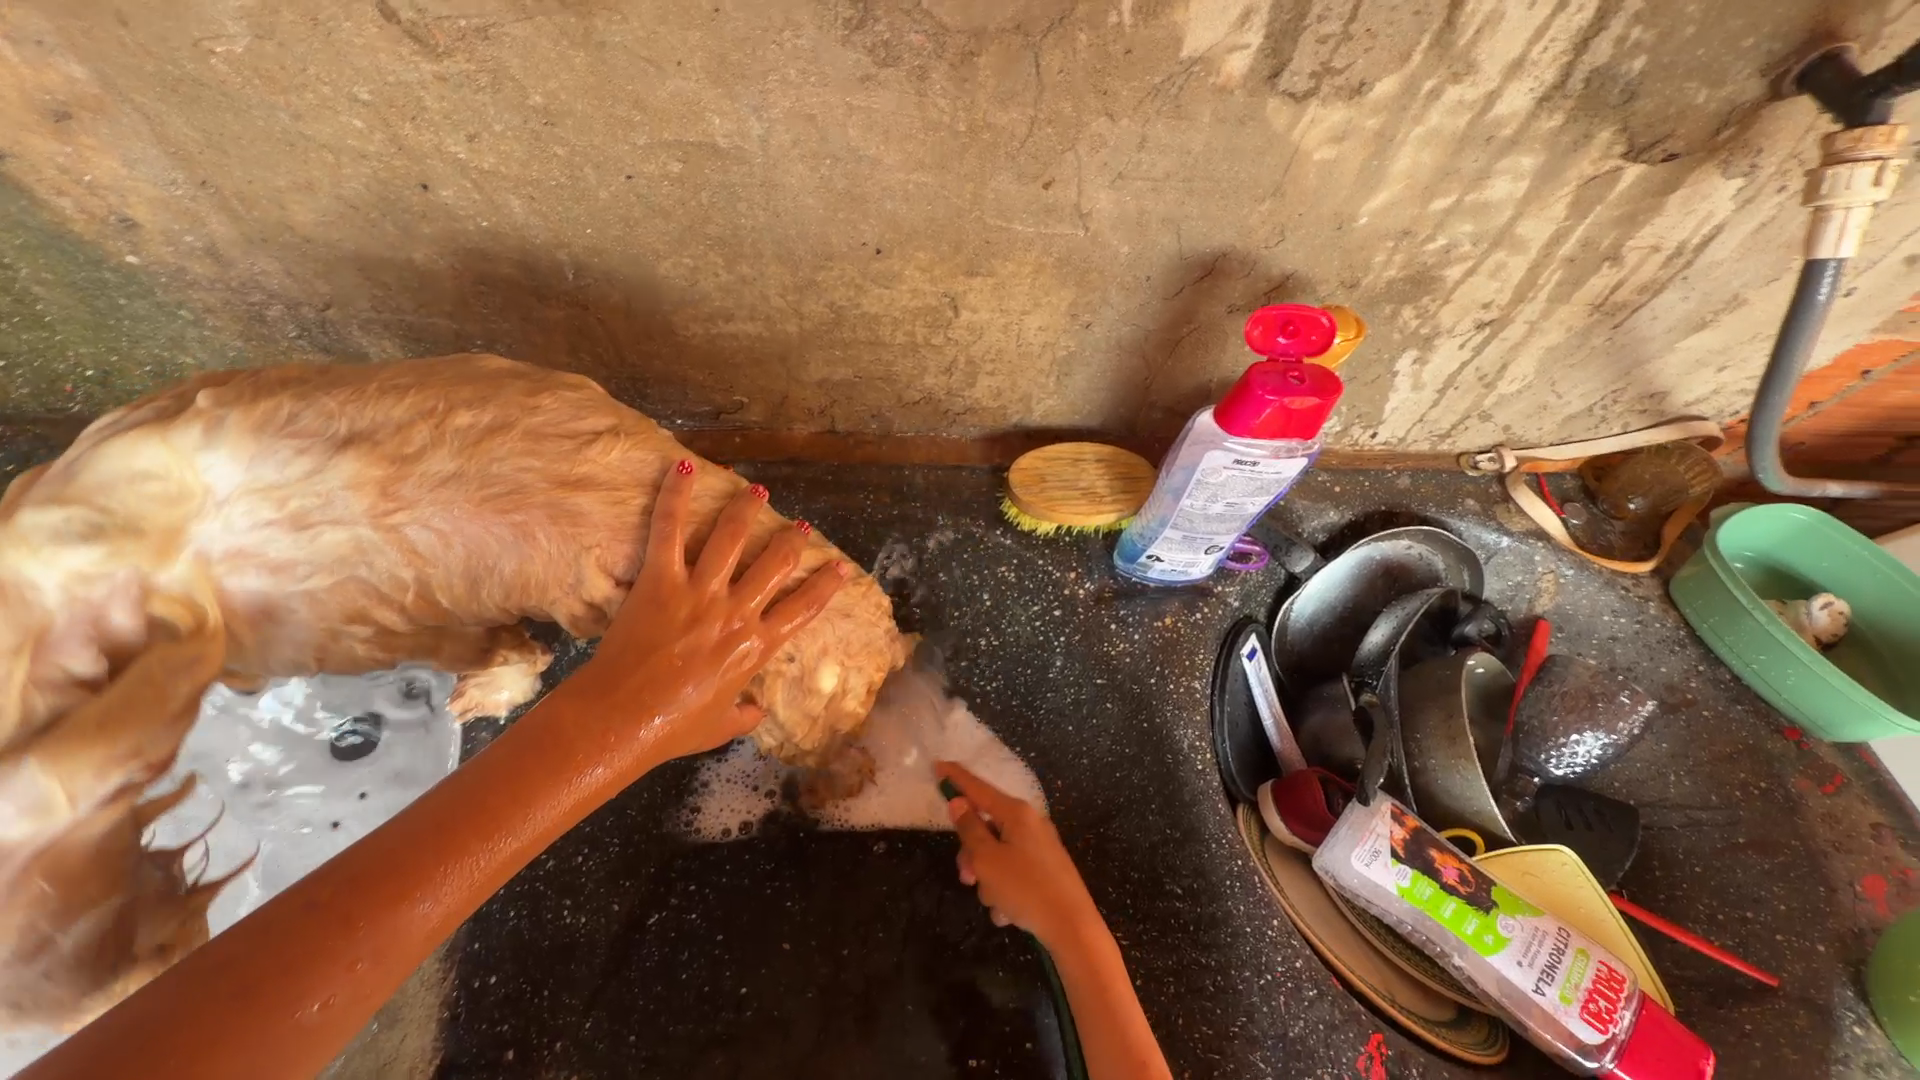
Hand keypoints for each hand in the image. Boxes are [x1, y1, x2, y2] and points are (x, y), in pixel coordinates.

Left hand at [571, 459, 847, 763]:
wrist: (622, 721)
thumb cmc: (673, 729)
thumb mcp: (720, 727)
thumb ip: (744, 715)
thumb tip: (757, 713)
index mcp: (756, 647)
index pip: (804, 609)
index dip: (827, 585)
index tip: (841, 568)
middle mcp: (737, 613)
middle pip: (776, 563)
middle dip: (793, 540)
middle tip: (799, 526)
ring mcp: (700, 592)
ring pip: (732, 537)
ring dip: (747, 509)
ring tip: (756, 491)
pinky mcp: (661, 580)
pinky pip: (670, 530)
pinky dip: (675, 496)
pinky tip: (684, 468)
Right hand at [938, 761, 1099, 949]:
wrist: (1072, 928)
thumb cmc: (1026, 889)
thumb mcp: (988, 860)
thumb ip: (970, 829)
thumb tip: (958, 802)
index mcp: (1017, 814)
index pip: (979, 788)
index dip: (956, 778)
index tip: (938, 765)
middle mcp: (1030, 824)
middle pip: (986, 829)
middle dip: (972, 855)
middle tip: (967, 878)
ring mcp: (1040, 847)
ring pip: (997, 856)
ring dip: (989, 880)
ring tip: (996, 903)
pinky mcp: (1045, 870)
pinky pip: (1013, 874)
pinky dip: (1005, 892)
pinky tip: (1009, 913)